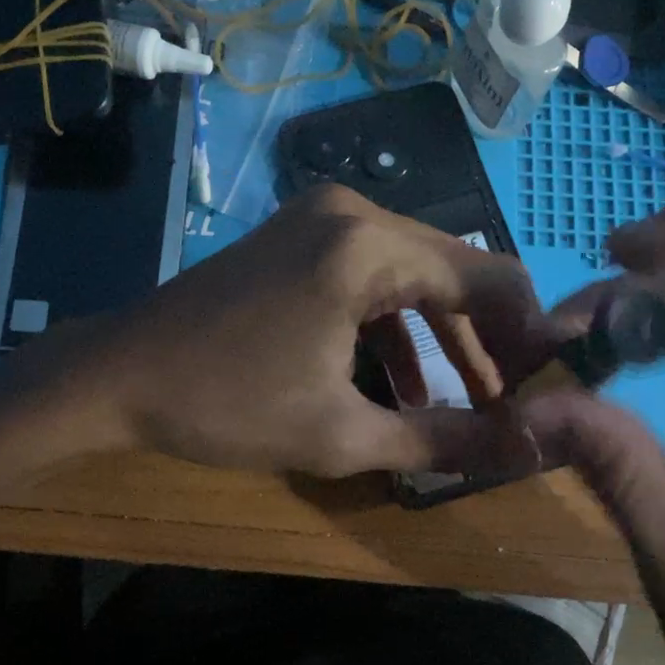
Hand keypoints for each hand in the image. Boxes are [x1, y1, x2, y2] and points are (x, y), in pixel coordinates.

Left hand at [60, 184, 552, 477]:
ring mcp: (320, 219)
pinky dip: (394, 328)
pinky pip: (371, 277)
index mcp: (368, 247)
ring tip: (467, 407)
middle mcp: (353, 212)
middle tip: (514, 405)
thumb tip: (525, 452)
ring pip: (413, 276)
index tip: (548, 392)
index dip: (530, 338)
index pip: (490, 277)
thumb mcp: (340, 435)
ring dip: (442, 339)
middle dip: (489, 342)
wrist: (116, 377)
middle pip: (455, 272)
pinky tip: (404, 388)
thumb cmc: (224, 405)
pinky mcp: (298, 239)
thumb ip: (442, 441)